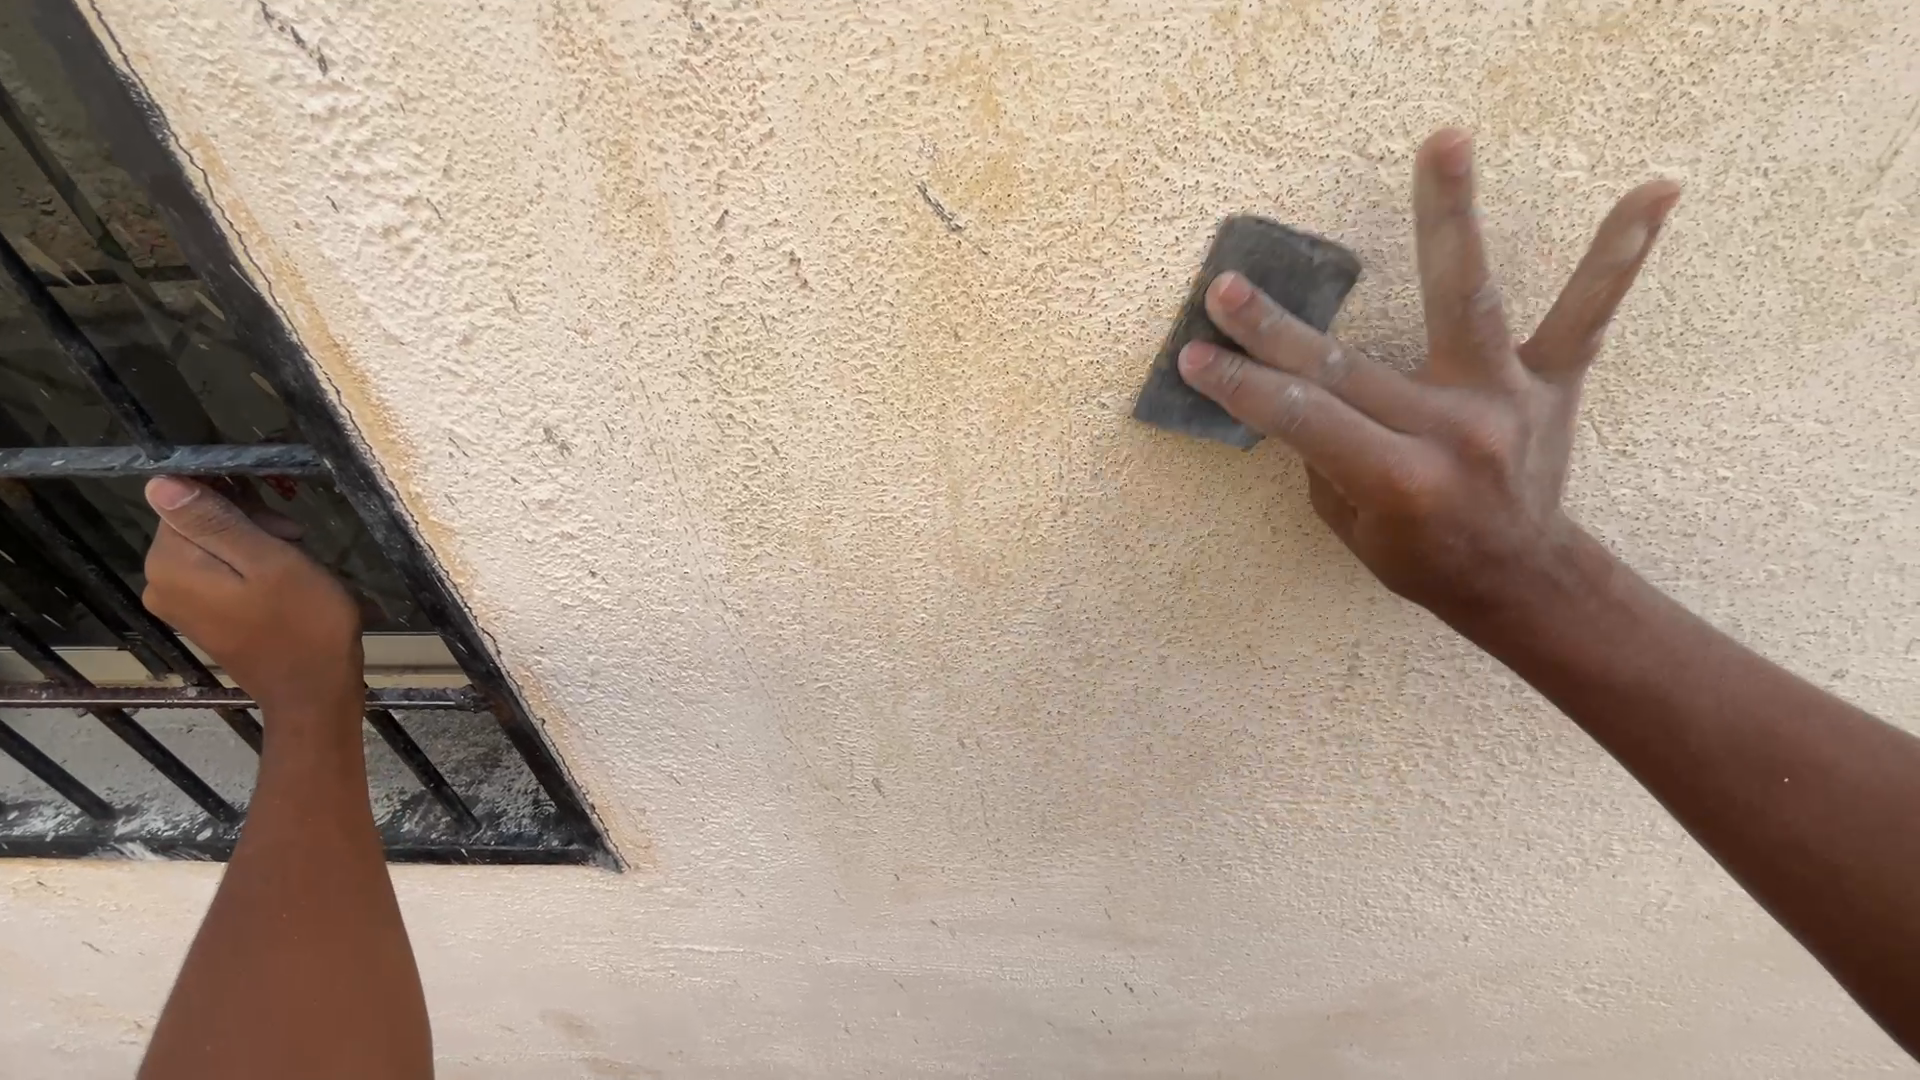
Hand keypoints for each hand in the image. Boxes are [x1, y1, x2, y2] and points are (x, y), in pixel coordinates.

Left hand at [141, 477, 362, 719]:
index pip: (187, 504)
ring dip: (257, 548)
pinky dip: (252, 571)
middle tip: (298, 546)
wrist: (313, 687)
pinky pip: (220, 575)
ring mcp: (178, 604)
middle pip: (197, 527)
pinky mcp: (202, 618)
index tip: (286, 528)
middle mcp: (159, 582)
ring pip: (213, 550)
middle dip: (250, 525)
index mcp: (171, 565)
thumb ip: (216, 522)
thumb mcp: (271, 562)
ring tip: (297, 567)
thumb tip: (159, 482)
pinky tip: (283, 586)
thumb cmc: (303, 621)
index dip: (240, 504)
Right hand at [1176, 128, 1679, 623]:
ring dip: (1449, 221)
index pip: (1301, 418)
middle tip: (1226, 288)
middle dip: (1274, 331)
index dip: (1241, 388)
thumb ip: (1324, 454)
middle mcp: (1455, 432)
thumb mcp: (1347, 524)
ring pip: (1466, 303)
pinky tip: (1653, 190)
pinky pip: (1584, 317)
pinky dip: (1617, 256)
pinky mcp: (1552, 384)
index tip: (1194, 357)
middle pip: (1348, 366)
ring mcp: (1508, 400)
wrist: (1518, 579)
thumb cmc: (1419, 558)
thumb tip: (1298, 391)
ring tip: (1443, 142)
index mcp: (1399, 480)